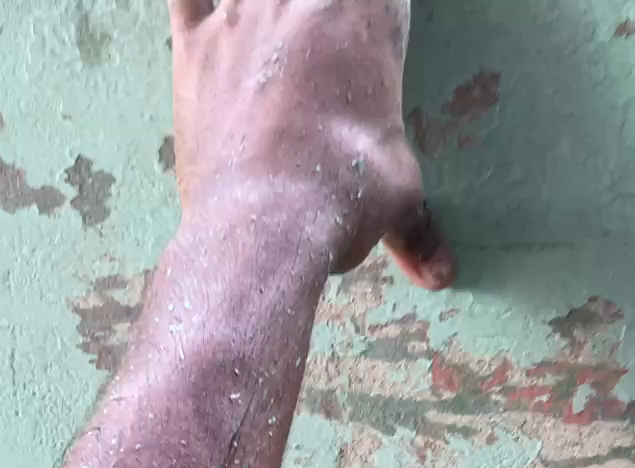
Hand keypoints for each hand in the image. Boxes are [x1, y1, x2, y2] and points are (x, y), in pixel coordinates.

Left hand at [168, 0, 455, 287]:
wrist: (266, 225)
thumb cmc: (343, 200)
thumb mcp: (397, 205)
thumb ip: (418, 227)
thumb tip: (442, 273)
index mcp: (367, 14)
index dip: (375, 8)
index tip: (364, 43)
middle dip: (316, 10)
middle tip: (315, 46)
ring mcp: (240, 14)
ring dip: (263, 4)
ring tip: (271, 28)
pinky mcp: (192, 47)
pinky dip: (194, 1)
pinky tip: (208, 14)